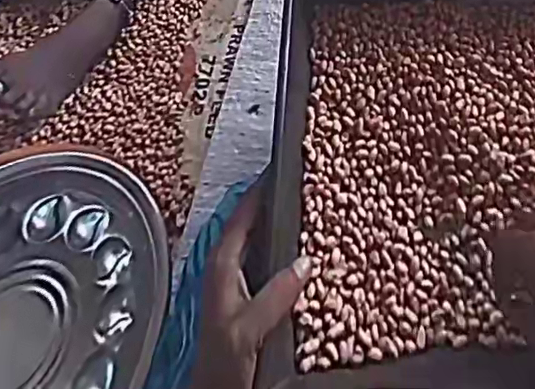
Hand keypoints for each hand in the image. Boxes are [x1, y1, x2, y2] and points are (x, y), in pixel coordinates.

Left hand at [191, 187, 311, 388]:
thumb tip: (306, 260)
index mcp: (223, 265)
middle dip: (277, 201)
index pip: (243, 212)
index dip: (262, 188)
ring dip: (283, 224)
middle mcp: (229, 266)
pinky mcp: (250, 296)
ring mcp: (239, 281)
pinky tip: (309, 250)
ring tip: (312, 207)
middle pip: (254, 221)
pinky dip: (287, 247)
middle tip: (306, 182)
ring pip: (262, 239)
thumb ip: (275, 295)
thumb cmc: (222, 369)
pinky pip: (270, 258)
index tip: (284, 166)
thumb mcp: (248, 331)